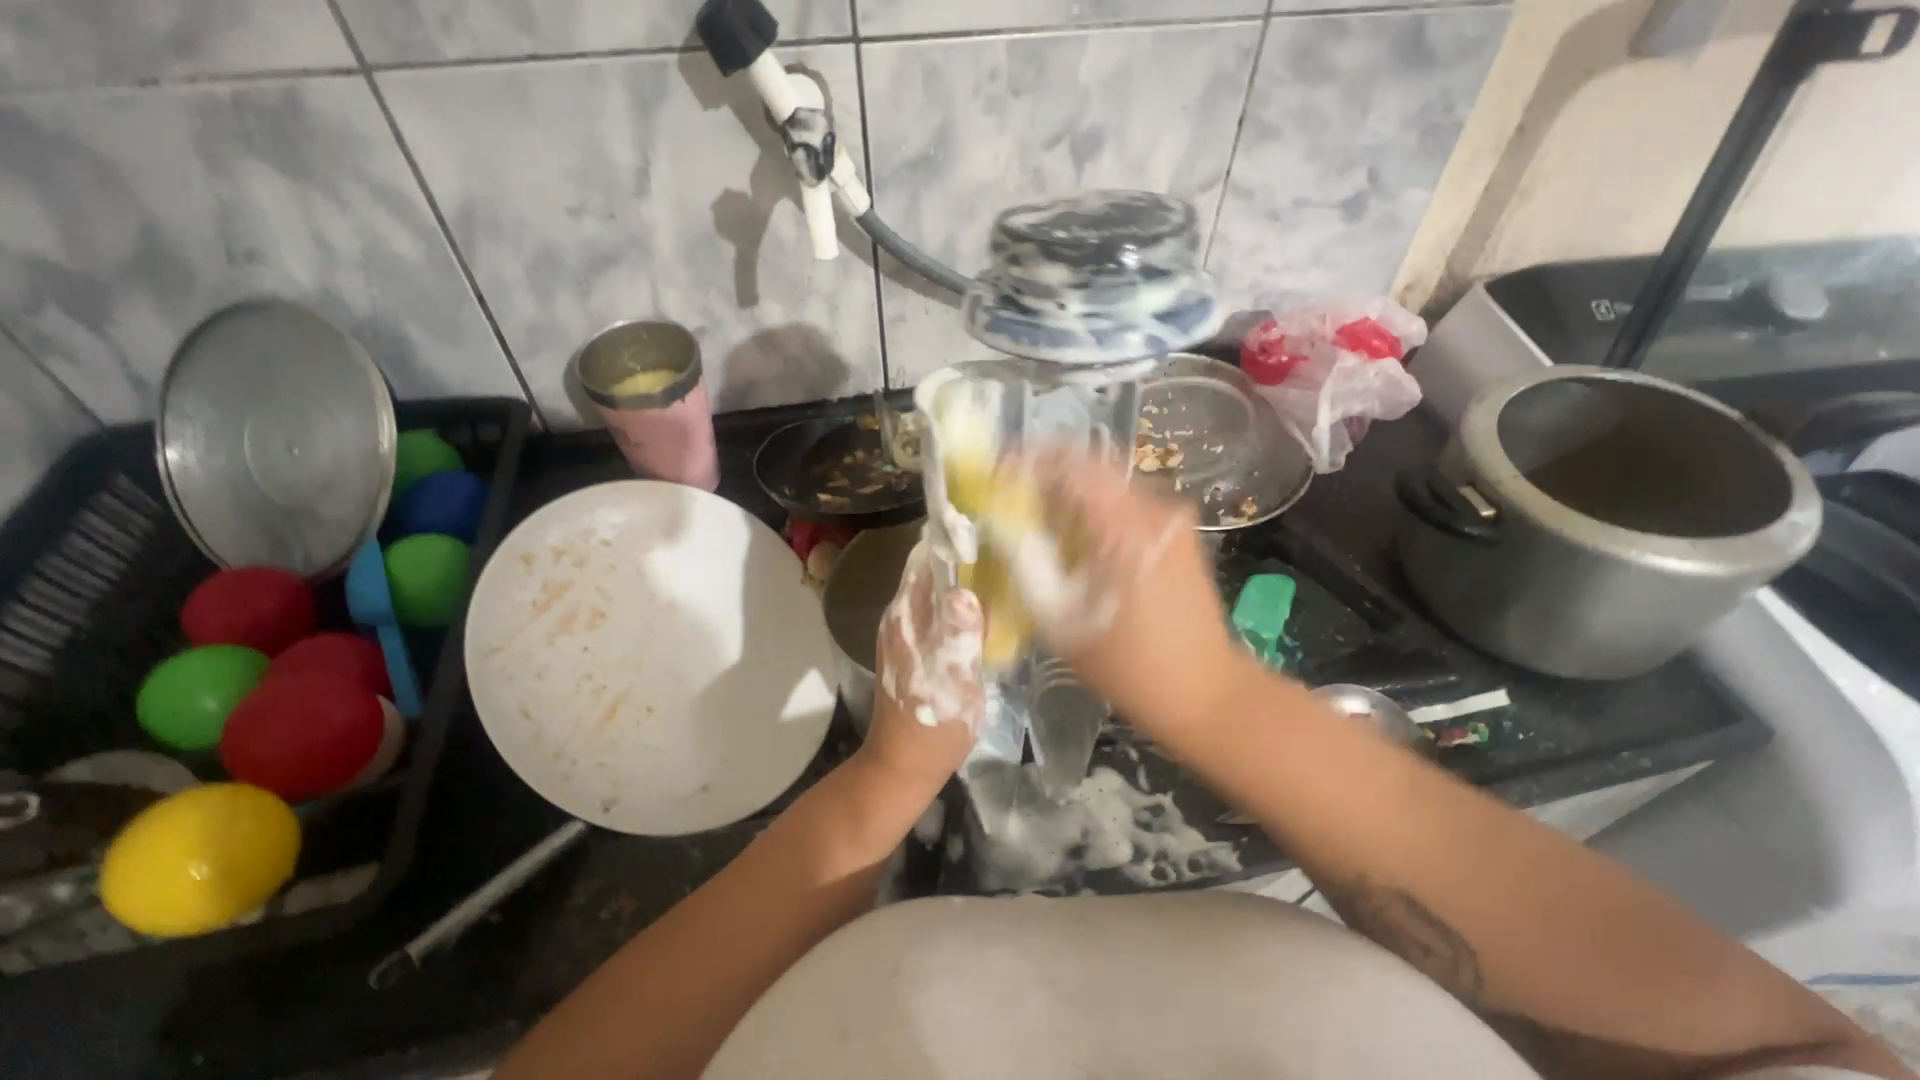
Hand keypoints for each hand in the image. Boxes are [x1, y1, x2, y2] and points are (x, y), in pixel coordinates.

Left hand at [853, 542, 982, 793]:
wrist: (903, 767)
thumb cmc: (931, 726)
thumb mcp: (953, 681)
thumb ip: (959, 635)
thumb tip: (965, 590)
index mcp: (905, 617)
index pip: (924, 558)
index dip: (952, 537)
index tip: (990, 524)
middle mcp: (899, 617)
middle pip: (931, 570)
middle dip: (964, 554)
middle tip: (1009, 543)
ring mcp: (904, 633)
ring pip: (935, 590)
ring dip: (964, 577)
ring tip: (1005, 567)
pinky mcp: (913, 649)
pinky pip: (937, 611)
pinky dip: (960, 602)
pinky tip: (989, 608)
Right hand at [1008, 451, 1249, 739]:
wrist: (1207, 693)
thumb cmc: (1131, 667)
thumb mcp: (1063, 623)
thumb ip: (1027, 565)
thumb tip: (999, 524)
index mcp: (1126, 527)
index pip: (1069, 464)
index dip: (1025, 460)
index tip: (993, 473)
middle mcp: (1155, 509)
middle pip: (1090, 468)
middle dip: (1044, 478)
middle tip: (1008, 500)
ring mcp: (1173, 519)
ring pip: (1108, 485)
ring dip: (1070, 496)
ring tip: (1036, 524)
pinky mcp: (1178, 534)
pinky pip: (1126, 505)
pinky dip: (1094, 513)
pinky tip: (1074, 543)